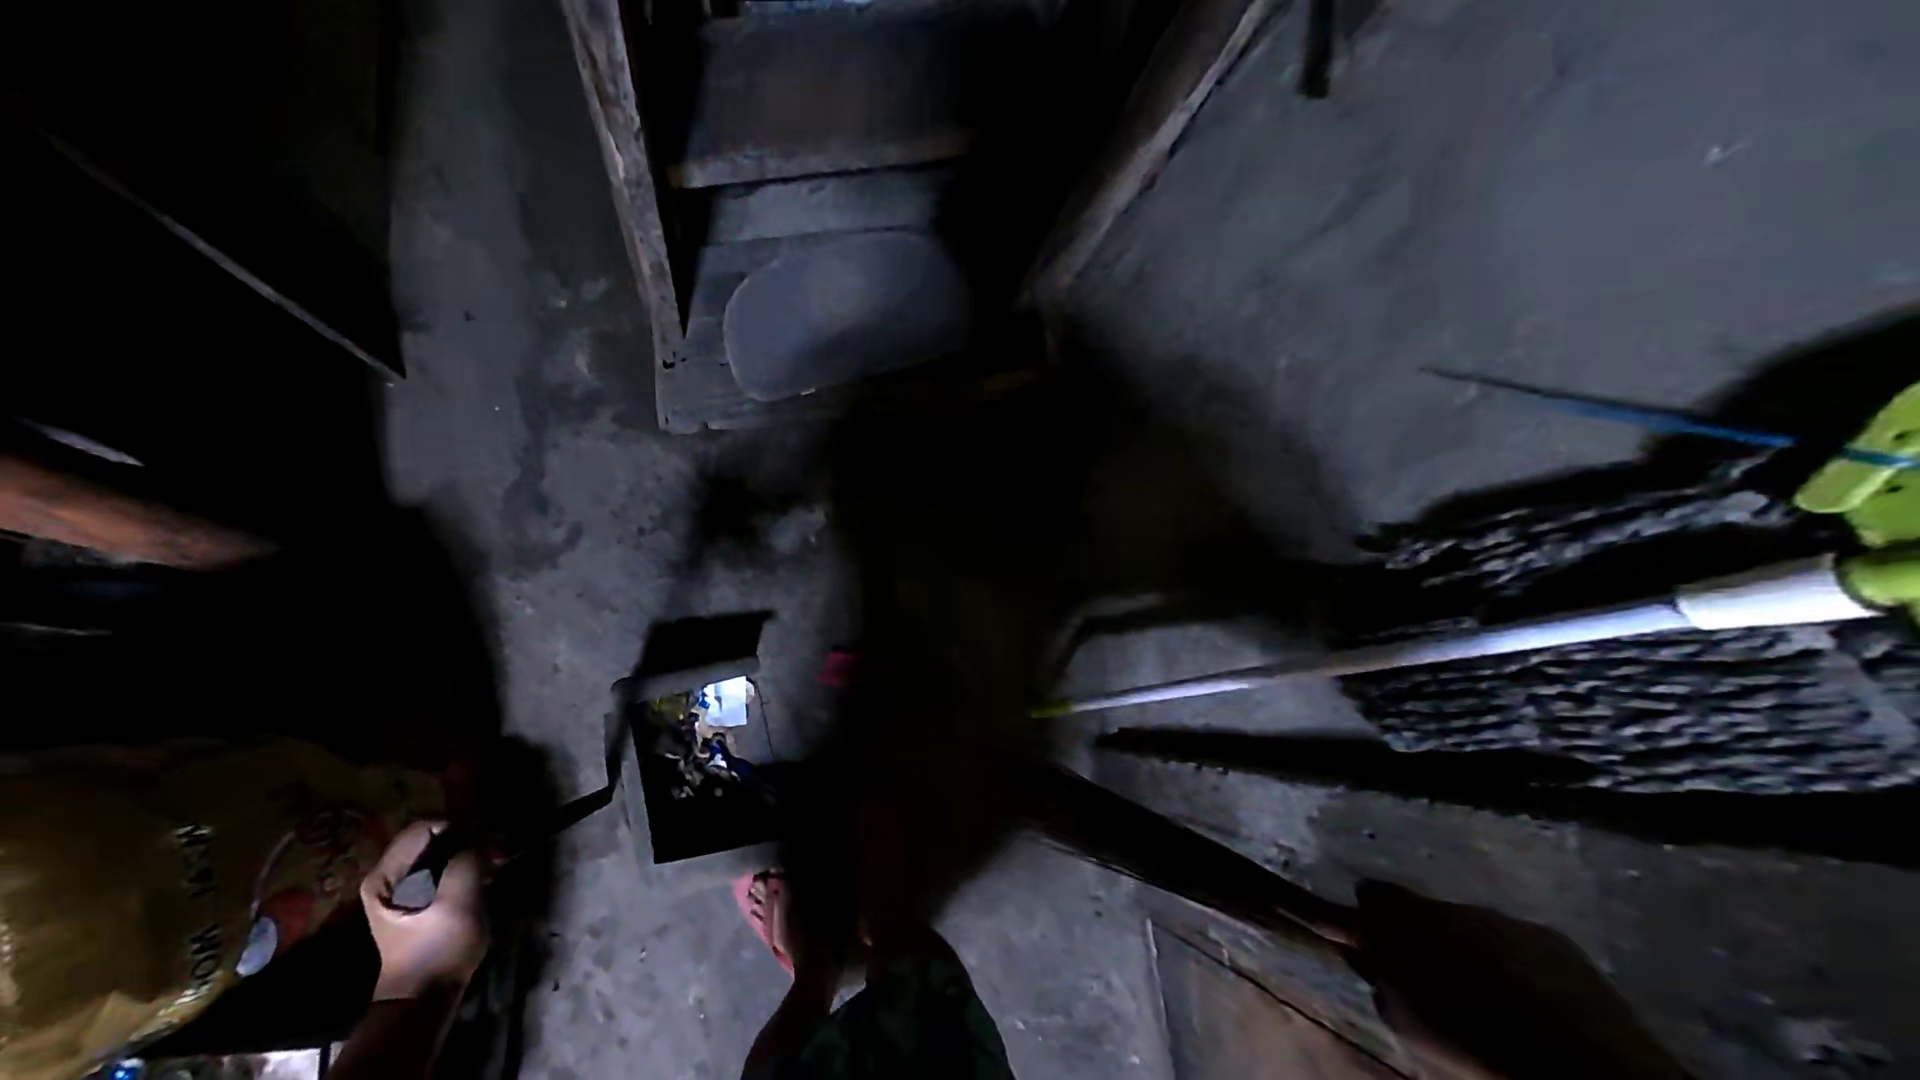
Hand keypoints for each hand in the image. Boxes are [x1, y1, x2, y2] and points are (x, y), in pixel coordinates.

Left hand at [361, 820, 489, 1000]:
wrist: (425, 995)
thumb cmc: (438, 948)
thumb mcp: (457, 902)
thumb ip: (466, 862)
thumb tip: (480, 839)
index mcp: (386, 876)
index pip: (424, 828)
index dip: (460, 828)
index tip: (487, 842)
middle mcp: (390, 876)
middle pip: (435, 838)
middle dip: (471, 839)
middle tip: (500, 851)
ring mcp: (403, 887)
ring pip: (444, 850)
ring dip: (474, 851)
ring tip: (499, 862)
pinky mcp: (421, 896)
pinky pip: (446, 866)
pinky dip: (469, 864)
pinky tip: (489, 874)